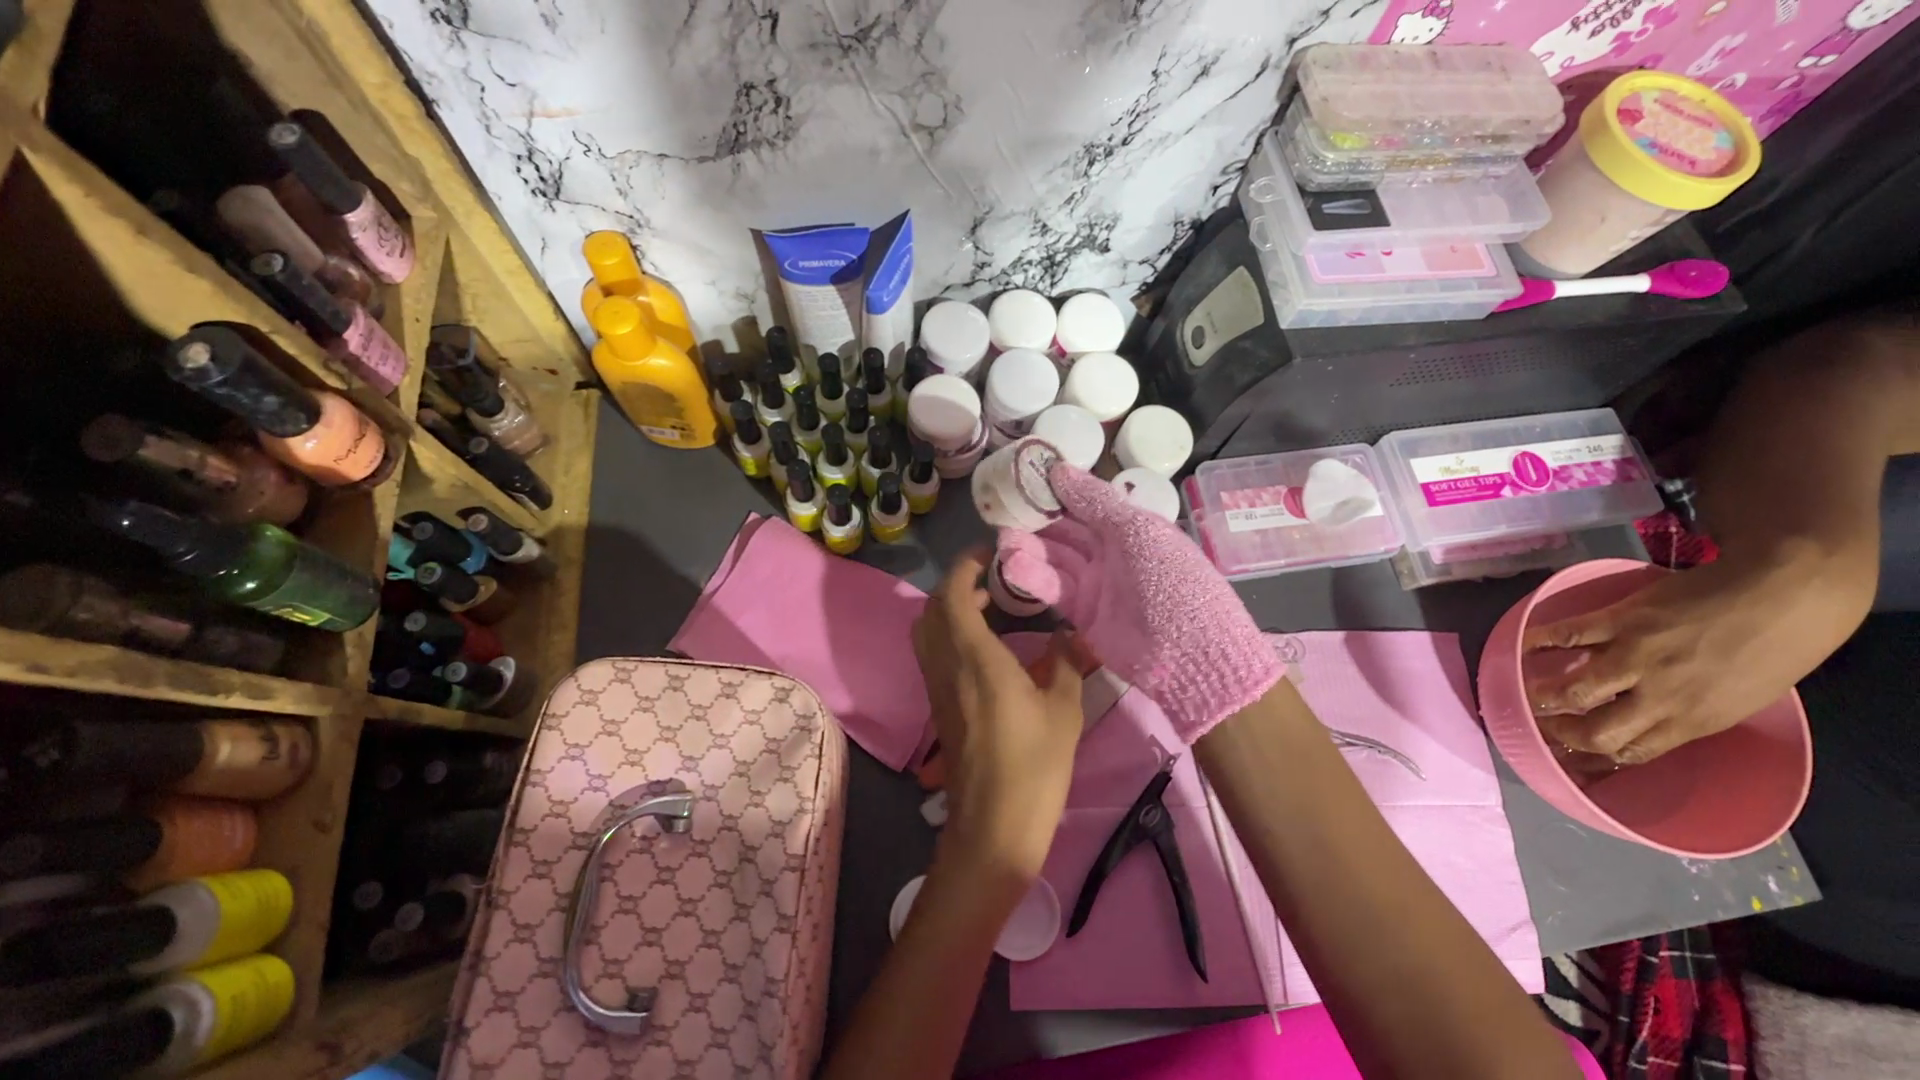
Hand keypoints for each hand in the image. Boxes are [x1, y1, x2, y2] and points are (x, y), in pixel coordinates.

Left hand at [913, 551, 1085, 881]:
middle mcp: (946, 666)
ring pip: (927, 633)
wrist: (994, 826)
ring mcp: (937, 689)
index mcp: (975, 658)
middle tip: (995, 579)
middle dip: (958, 585)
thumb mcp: (1064, 711)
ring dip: (950, 610)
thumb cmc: (1034, 766)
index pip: (954, 595)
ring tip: (991, 608)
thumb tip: (1071, 634)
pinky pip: (934, 655)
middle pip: (933, 609)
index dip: (966, 567)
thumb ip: (1066, 663)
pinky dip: (951, 636)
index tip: (990, 553)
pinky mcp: (939, 709)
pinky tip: (987, 649)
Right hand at [994, 463, 1283, 743]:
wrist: (1191, 655)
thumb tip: (1058, 469)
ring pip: (1055, 559)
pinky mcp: (1082, 613)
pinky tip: (1009, 566)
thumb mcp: (1139, 532)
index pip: (1086, 503)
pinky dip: (1031, 577)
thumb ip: (1097, 502)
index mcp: (1132, 527)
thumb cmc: (1172, 582)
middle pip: (1066, 531)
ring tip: (1001, 540)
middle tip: (1002, 510)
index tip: (1023, 478)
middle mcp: (1111, 552)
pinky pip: (1053, 589)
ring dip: (1029, 548)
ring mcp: (1096, 584)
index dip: (1057, 491)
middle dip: (1036, 521)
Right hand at [1523, 551, 1872, 763]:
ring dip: (1541, 697)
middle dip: (1559, 734)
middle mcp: (1659, 697)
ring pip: (1573, 690)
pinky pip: (1568, 635)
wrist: (1786, 594)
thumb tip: (1645, 719)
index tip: (1572, 754)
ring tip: (1523, 692)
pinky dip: (1538, 642)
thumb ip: (1688, 713)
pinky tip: (1522, 646)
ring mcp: (1636, 657)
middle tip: (1540, 725)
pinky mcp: (1620, 621)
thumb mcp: (1741, 699)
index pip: (1628, 754)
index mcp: (1694, 722)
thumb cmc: (1778, 649)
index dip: (1592, 759)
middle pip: (1594, 732)